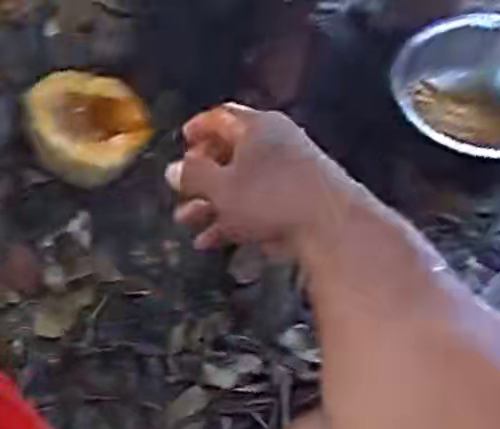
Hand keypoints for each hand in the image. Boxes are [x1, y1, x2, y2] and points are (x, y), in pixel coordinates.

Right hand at [165, 105, 386, 258]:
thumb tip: (173, 169)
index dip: (199, 127)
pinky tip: (213, 240)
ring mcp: (286, 172)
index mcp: (256, 128)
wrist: (326, 224)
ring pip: (239, 184)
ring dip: (211, 204)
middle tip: (182, 191)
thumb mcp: (220, 187)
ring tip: (190, 222)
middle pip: (229, 154)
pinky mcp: (293, 200)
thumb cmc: (270, 198)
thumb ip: (193, 177)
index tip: (183, 138)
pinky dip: (231, 220)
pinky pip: (254, 206)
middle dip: (201, 176)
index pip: (221, 117)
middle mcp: (274, 143)